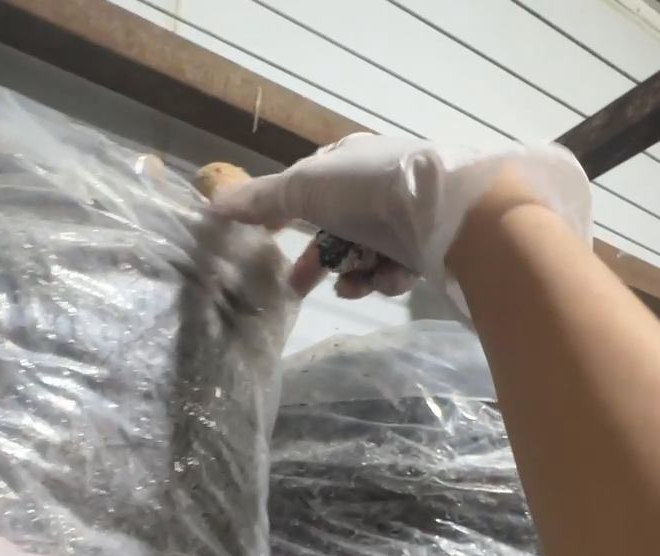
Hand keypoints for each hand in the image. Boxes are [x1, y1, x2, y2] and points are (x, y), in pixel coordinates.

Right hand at [209, 135, 592, 308]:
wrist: (448, 212)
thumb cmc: (370, 190)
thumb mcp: (306, 187)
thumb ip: (261, 200)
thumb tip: (212, 205)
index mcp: (349, 162)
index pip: (307, 188)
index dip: (284, 214)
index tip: (267, 240)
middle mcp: (377, 187)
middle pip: (334, 231)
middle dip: (316, 261)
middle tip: (294, 289)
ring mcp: (404, 218)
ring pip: (363, 256)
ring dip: (352, 274)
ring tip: (350, 285)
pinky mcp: (426, 248)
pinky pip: (393, 270)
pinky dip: (384, 278)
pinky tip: (383, 280)